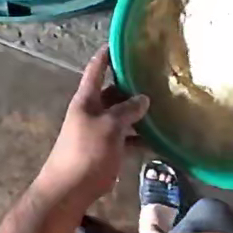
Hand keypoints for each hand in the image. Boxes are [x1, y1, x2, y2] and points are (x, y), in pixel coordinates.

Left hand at [33, 46, 149, 212]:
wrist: (68, 191)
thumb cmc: (86, 153)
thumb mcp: (110, 127)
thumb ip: (127, 110)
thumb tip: (143, 98)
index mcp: (86, 100)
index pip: (96, 69)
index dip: (106, 54)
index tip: (120, 41)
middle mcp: (91, 111)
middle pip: (113, 92)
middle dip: (131, 86)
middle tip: (156, 77)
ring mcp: (98, 131)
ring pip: (122, 116)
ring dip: (139, 113)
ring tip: (164, 106)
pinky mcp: (105, 150)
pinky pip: (126, 138)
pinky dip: (140, 137)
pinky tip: (159, 139)